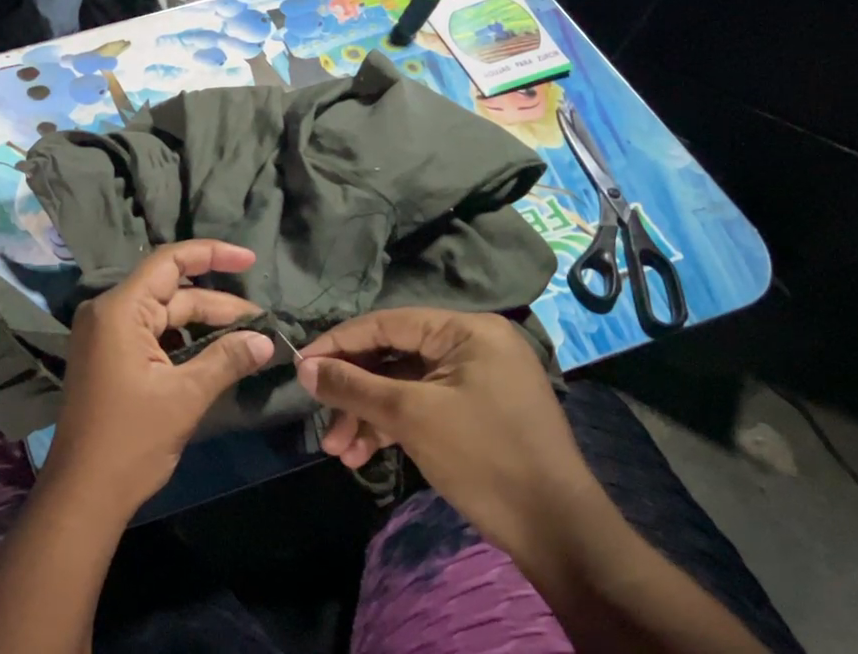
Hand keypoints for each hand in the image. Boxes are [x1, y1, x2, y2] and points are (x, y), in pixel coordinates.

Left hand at [43, 241, 276, 513]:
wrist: (85, 488)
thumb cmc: (132, 439)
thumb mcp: (185, 396)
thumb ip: (226, 360)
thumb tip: (265, 340)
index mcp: (119, 310)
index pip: (168, 263)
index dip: (211, 254)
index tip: (250, 260)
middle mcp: (108, 313)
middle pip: (170, 292)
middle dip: (217, 304)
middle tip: (263, 322)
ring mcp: (105, 335)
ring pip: (163, 316)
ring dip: (203, 324)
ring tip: (248, 337)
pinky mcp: (109, 357)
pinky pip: (151, 335)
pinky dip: (183, 340)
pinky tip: (216, 352)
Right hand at [296, 308, 597, 555]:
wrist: (558, 533)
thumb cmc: (484, 457)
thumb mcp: (410, 416)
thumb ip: (352, 386)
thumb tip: (302, 368)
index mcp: (467, 331)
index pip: (386, 324)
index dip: (338, 344)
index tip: (299, 366)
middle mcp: (472, 346)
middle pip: (391, 357)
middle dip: (352, 393)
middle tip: (321, 420)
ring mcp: (475, 381)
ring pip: (401, 386)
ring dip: (366, 416)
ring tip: (338, 452)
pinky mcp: (473, 413)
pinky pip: (419, 407)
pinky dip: (389, 427)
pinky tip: (361, 455)